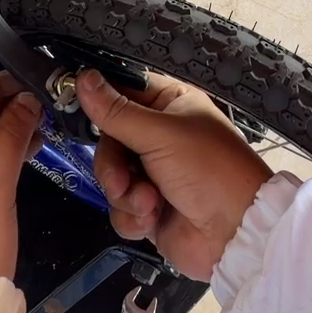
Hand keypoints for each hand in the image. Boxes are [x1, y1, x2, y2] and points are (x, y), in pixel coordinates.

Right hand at [77, 70, 272, 280]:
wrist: (234, 233)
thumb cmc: (212, 171)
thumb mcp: (161, 135)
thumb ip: (118, 112)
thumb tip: (86, 79)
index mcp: (170, 105)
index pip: (124, 92)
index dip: (101, 102)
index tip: (77, 106)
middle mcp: (161, 136)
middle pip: (110, 140)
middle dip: (113, 165)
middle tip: (122, 179)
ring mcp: (154, 172)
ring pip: (111, 176)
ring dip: (125, 193)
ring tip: (149, 201)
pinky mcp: (149, 206)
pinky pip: (119, 207)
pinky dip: (132, 216)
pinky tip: (153, 217)